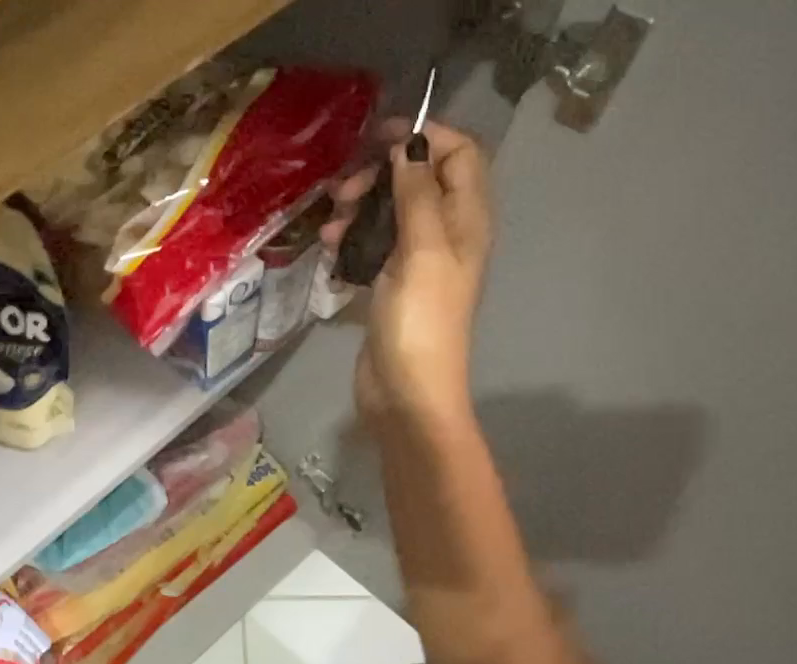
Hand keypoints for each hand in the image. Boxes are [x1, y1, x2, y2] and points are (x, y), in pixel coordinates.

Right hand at [321, 119, 491, 426]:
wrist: (406, 393)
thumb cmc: (420, 321)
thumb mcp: (422, 250)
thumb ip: (416, 193)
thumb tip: (409, 146)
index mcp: (467, 220)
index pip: (459, 154)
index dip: (424, 137)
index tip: (377, 138)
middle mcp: (447, 234)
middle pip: (418, 180)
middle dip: (380, 176)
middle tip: (345, 192)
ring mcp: (417, 263)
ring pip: (389, 214)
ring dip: (360, 210)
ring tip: (330, 228)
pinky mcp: (390, 287)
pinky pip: (372, 247)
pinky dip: (351, 241)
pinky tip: (329, 250)